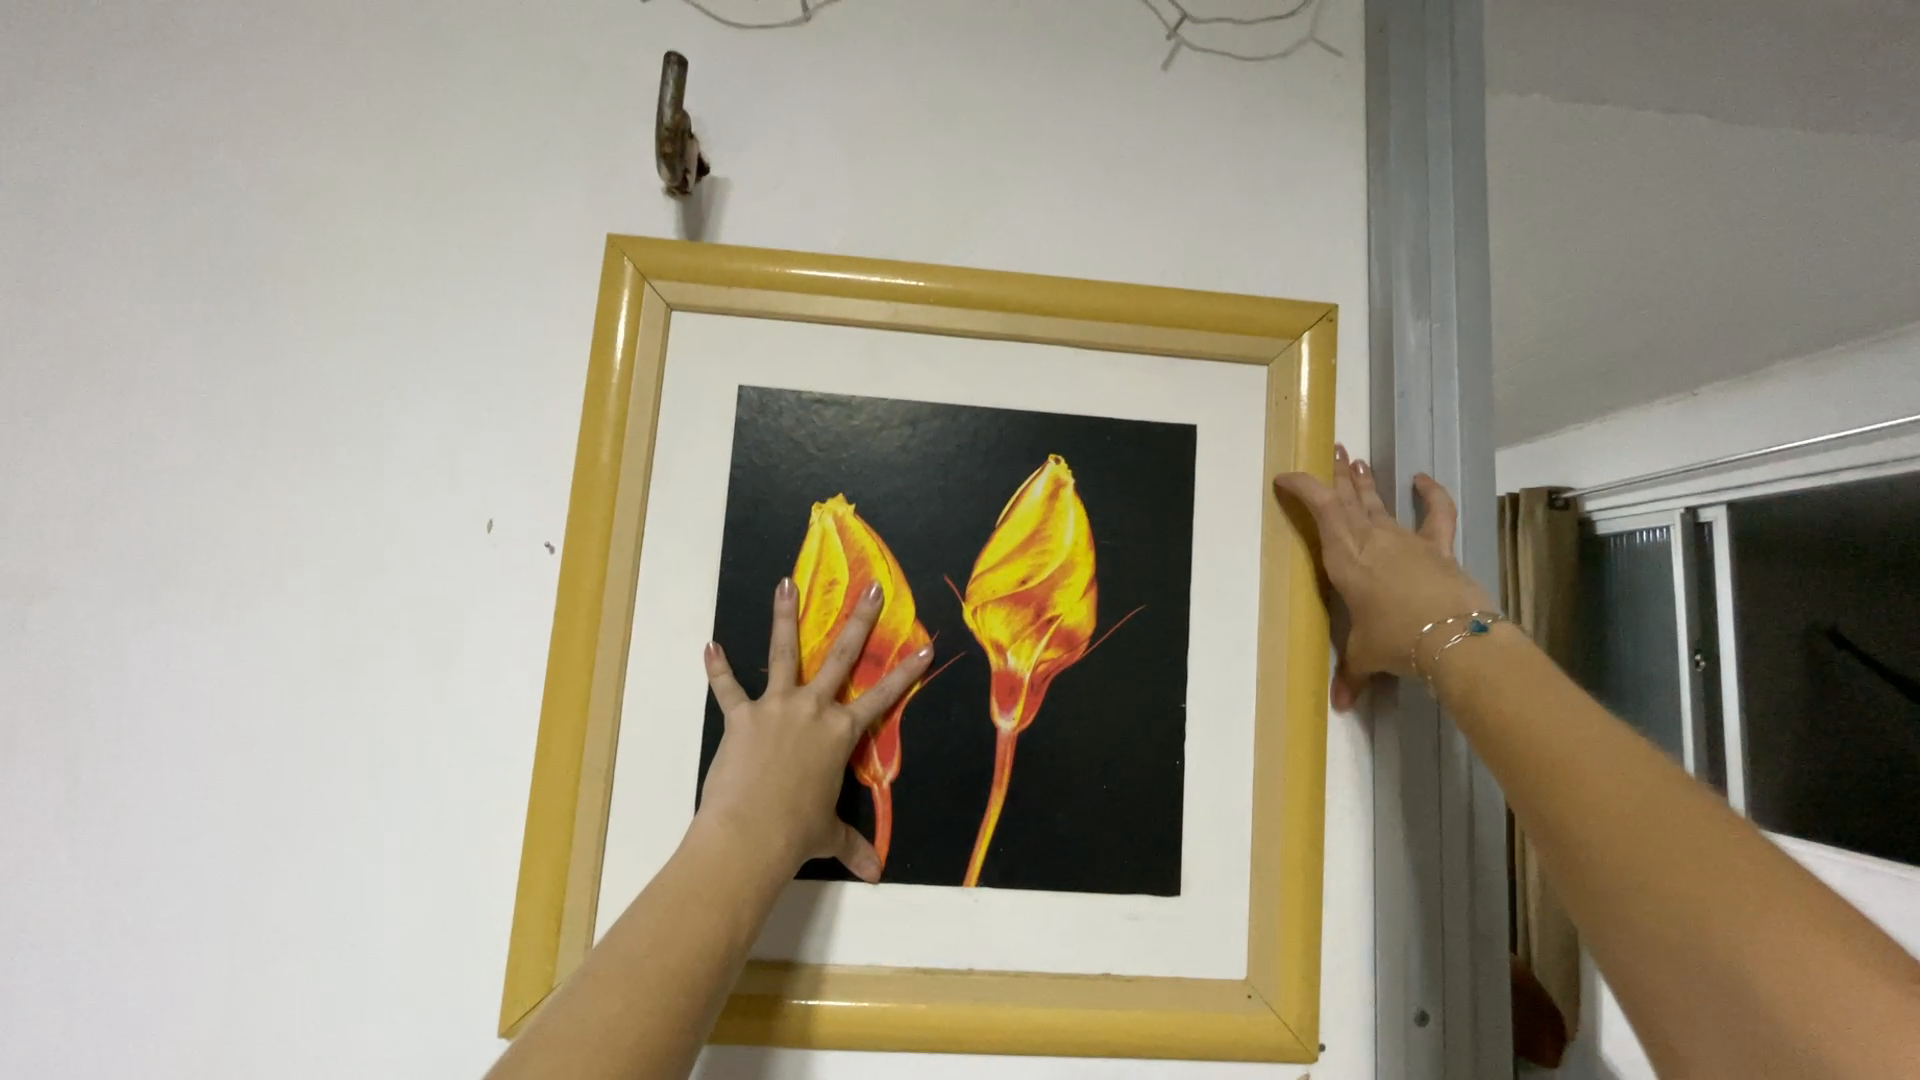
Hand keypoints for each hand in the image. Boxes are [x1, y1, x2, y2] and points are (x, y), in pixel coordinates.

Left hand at [695, 577, 932, 882]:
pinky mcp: (742, 716)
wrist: (749, 834)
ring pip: (784, 652)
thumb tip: (876, 876)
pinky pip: (728, 687)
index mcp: (841, 733)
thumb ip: (854, 848)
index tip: (926, 644)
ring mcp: (776, 707)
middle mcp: (814, 709)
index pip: (884, 696)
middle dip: (860, 620)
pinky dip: (718, 668)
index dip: (907, 671)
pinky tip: (710, 646)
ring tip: (786, 583)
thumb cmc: (797, 832)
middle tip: (872, 588)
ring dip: (785, 616)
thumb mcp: (830, 836)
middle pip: (841, 655)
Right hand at [1272, 444, 1494, 709]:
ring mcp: (1406, 541)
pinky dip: (1430, 494)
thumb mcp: (1365, 656)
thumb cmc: (1397, 640)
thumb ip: (1351, 675)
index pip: (1321, 510)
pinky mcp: (1438, 548)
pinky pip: (1435, 514)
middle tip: (1331, 452)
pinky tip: (1421, 478)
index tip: (1286, 477)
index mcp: (1344, 559)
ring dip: (1366, 482)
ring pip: (1380, 503)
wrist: (1456, 639)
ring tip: (1356, 460)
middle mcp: (1371, 541)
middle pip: (1350, 499)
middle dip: (1336, 476)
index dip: (1303, 488)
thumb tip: (1339, 705)